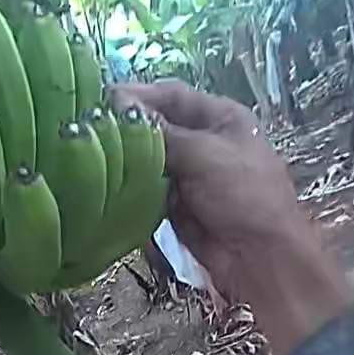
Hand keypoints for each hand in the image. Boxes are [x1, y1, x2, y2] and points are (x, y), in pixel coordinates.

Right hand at [121, 81, 349, 354]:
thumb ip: (160, 133)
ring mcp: (191, 179)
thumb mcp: (203, 153)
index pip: (172, 96)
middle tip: (91, 135)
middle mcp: (204, 145)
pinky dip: (134, 195)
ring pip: (149, 165)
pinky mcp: (179, 211)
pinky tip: (112, 192)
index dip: (139, 97)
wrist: (262, 258)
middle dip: (129, 134)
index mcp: (220, 119)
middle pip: (157, 131)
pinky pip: (149, 196)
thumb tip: (120, 111)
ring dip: (128, 167)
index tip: (103, 101)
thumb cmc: (244, 195)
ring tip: (96, 164)